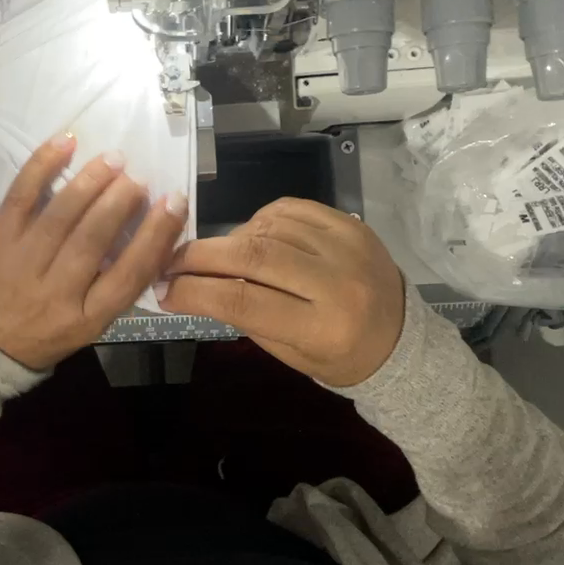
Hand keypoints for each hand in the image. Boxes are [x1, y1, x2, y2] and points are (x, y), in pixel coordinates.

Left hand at [0, 134, 189, 368]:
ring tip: (113, 159)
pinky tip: (65, 142)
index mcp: (88, 317)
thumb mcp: (93, 323)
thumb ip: (120, 283)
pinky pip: (20, 198)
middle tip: (138, 178)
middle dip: (119, 203)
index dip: (156, 235)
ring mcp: (23, 263)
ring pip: (58, 217)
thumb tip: (154, 230)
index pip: (129, 275)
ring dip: (89, 183)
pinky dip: (41, 166)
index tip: (174, 201)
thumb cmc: (51, 331)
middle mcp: (55, 291)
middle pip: (92, 241)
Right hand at [161, 198, 403, 385]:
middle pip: (253, 255)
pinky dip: (259, 220)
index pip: (244, 300)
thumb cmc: (336, 356)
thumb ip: (241, 314)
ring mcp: (347, 245)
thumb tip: (186, 285)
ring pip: (267, 227)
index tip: (163, 289)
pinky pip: (289, 208)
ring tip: (215, 255)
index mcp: (323, 327)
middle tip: (171, 262)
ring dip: (230, 239)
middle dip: (200, 255)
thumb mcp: (287, 351)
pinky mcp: (350, 223)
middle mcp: (338, 281)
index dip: (195, 291)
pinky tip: (251, 236)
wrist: (400, 340)